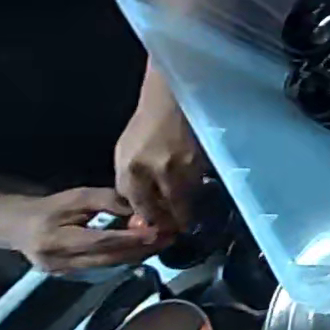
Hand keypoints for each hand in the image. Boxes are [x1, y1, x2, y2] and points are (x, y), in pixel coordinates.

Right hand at [9, 187, 168, 272]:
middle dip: (142, 248)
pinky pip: (104, 267)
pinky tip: (145, 247)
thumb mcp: (80, 197)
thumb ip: (110, 201)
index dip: (130, 237)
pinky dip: (126, 257)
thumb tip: (143, 208)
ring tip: (165, 241)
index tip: (157, 231)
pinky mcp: (70, 275)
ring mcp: (63, 271)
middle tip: (170, 237)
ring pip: (109, 264)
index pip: (100, 240)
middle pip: (108, 257)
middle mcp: (58, 260)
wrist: (19, 227)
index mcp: (56, 239)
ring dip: (139, 254)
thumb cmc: (52, 207)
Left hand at [115, 74, 204, 234]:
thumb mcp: (125, 154)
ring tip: (189, 216)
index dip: (149, 220)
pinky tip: (197, 192)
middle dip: (172, 222)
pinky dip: (198, 190)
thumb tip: (138, 206)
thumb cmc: (145, 125)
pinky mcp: (204, 159)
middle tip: (177, 230)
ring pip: (187, 198)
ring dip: (187, 209)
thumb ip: (128, 182)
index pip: (141, 206)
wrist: (171, 100)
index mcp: (132, 169)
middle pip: (167, 207)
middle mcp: (158, 171)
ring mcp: (184, 165)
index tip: (155, 229)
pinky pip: (199, 183)